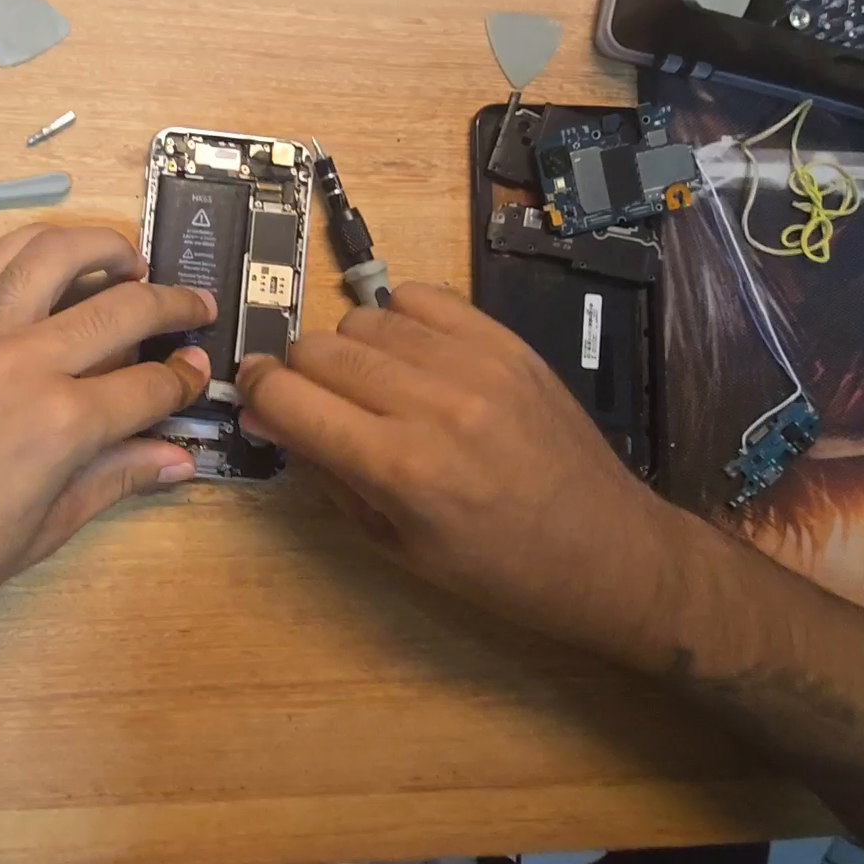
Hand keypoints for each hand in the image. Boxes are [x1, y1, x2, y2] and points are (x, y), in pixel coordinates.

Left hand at [0, 224, 213, 631]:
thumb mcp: (42, 531)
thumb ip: (116, 478)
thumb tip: (180, 459)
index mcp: (62, 423)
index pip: (149, 386)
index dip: (185, 380)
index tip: (199, 373)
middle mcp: (25, 358)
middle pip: (121, 306)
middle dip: (173, 302)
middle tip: (195, 305)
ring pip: (51, 252)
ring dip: (102, 244)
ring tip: (128, 257)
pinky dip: (31, 247)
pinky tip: (49, 262)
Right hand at [236, 284, 694, 666]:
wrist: (610, 552)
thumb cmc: (490, 567)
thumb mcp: (388, 540)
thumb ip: (319, 466)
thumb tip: (260, 412)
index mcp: (396, 467)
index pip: (285, 396)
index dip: (253, 390)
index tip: (253, 396)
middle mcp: (430, 404)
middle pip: (314, 348)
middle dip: (295, 374)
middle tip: (316, 404)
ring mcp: (473, 364)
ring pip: (360, 317)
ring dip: (346, 349)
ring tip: (371, 384)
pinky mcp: (505, 341)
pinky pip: (418, 296)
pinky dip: (396, 319)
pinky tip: (409, 355)